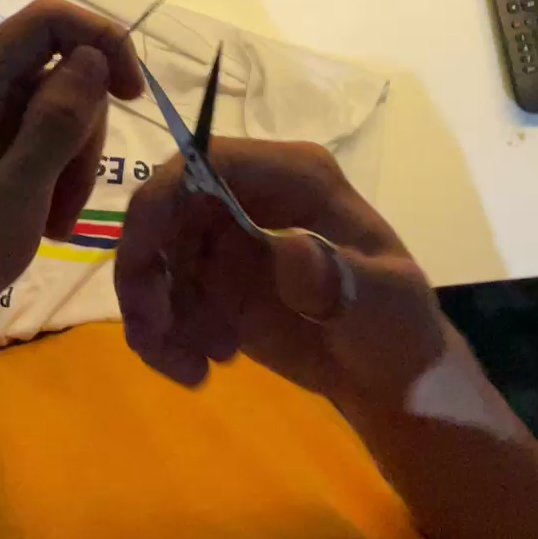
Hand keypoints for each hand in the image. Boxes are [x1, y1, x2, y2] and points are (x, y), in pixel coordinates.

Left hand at [0, 0, 145, 366]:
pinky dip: (52, 172)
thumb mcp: (17, 196)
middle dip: (84, 128)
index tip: (134, 98)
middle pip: (57, 69)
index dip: (102, 41)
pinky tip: (42, 217)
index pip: (47, 20)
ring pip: (53, 106)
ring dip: (71, 160)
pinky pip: (33, 134)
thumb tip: (95, 55)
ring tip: (54, 222)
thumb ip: (57, 122)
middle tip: (73, 201)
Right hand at [114, 139, 448, 405]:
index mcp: (292, 177)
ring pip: (152, 255)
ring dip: (152, 312)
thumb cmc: (396, 329)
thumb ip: (343, 280)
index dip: (164, 196)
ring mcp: (224, 236)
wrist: (386, 378)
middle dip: (143, 269)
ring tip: (192, 368)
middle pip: (163, 206)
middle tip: (154, 331)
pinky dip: (163, 332)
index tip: (142, 258)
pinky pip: (160, 293)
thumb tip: (292, 248)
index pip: (210, 160)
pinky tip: (197, 369)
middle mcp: (248, 195)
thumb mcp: (388, 308)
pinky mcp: (208, 277)